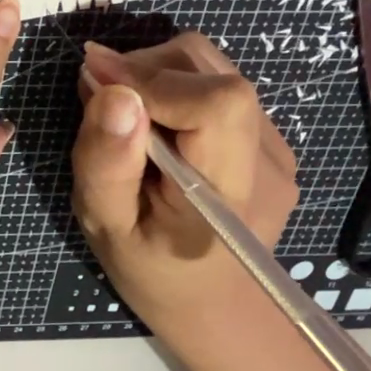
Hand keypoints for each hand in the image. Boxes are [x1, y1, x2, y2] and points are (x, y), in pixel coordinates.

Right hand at [71, 33, 297, 336]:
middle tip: (98, 101)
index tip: (94, 78)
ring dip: (155, 74)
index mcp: (228, 191)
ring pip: (212, 66)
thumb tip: (113, 91)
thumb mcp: (105, 225)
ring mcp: (276, 146)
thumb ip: (106, 162)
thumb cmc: (149, 271)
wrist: (213, 303)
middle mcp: (266, 160)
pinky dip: (172, 88)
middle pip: (210, 70)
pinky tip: (153, 129)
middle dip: (143, 70)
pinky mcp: (269, 139)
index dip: (150, 78)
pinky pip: (215, 85)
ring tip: (123, 116)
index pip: (216, 101)